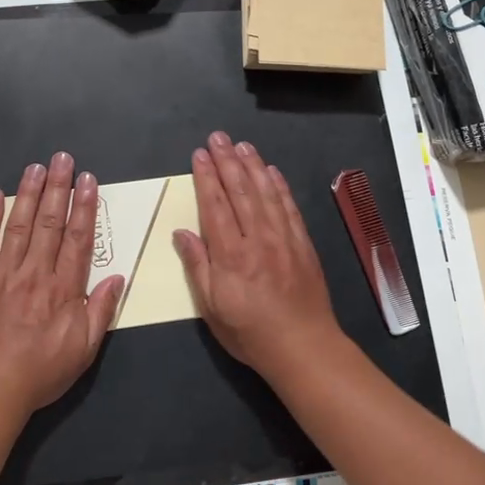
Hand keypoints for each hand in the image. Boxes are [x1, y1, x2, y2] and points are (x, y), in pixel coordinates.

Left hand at [0, 153, 125, 419]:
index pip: (78, 238)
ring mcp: (4, 273)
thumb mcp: (84, 350)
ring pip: (20, 224)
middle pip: (50, 222)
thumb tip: (117, 277)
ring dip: (30, 193)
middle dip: (58, 187)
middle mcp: (36, 272)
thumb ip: (100, 311)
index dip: (85, 206)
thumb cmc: (40, 372)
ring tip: (37, 167)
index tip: (88, 180)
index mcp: (64, 288)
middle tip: (63, 159)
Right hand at [174, 132, 344, 379]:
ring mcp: (283, 239)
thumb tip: (182, 232)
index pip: (215, 206)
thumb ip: (198, 266)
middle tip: (218, 137)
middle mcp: (257, 239)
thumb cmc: (249, 332)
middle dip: (227, 161)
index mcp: (231, 255)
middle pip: (240, 191)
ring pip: (266, 193)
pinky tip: (272, 172)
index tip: (199, 155)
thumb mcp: (211, 307)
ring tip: (242, 145)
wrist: (303, 347)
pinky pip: (289, 207)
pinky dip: (280, 186)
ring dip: (253, 166)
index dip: (206, 177)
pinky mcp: (303, 244)